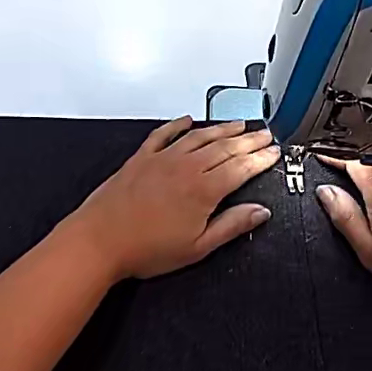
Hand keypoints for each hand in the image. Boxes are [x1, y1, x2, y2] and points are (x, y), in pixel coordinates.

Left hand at [57, 118, 279, 281]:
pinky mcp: (141, 158)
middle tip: (265, 134)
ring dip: (222, 129)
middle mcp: (186, 167)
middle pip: (226, 147)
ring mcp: (163, 159)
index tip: (273, 152)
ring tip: (239, 124)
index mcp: (203, 189)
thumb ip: (231, 225)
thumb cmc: (145, 249)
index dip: (261, 159)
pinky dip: (178, 125)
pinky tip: (187, 120)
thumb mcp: (197, 247)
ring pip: (200, 137)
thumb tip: (260, 212)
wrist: (98, 241)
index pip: (241, 167)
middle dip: (249, 139)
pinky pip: (164, 134)